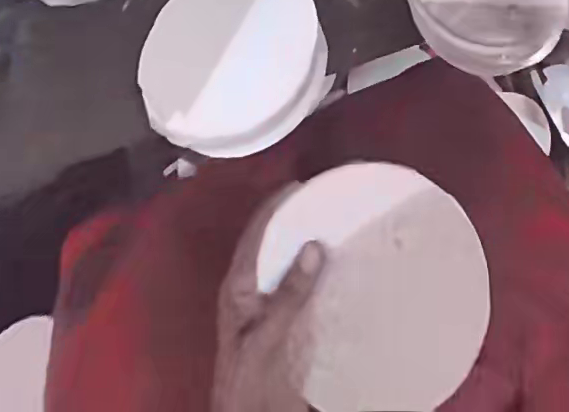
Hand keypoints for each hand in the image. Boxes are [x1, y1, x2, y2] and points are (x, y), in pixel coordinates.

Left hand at [213, 190, 326, 411]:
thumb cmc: (248, 381)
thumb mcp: (267, 335)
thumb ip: (288, 294)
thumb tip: (313, 244)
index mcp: (238, 284)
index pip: (255, 232)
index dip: (274, 206)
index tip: (300, 186)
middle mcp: (249, 287)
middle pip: (269, 242)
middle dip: (291, 220)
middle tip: (322, 203)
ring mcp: (263, 304)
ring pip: (282, 261)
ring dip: (302, 244)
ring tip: (330, 225)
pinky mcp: (278, 320)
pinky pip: (294, 284)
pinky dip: (311, 270)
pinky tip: (331, 267)